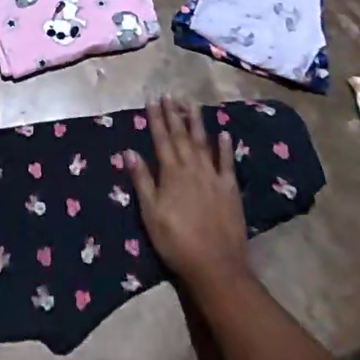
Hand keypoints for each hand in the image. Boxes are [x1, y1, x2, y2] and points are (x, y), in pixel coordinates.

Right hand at [126, 96, 250, 287]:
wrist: (215, 265)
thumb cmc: (176, 241)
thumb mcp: (150, 213)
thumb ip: (142, 180)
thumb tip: (129, 151)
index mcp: (171, 173)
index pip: (161, 139)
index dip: (156, 118)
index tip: (153, 99)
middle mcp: (192, 167)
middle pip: (181, 135)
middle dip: (173, 114)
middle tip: (169, 94)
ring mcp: (213, 176)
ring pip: (203, 142)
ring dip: (196, 122)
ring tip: (191, 103)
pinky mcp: (230, 188)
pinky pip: (227, 162)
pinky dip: (226, 147)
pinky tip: (224, 133)